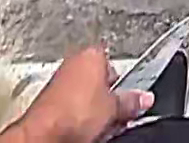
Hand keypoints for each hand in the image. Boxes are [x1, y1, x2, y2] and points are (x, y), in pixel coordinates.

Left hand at [5, 48, 152, 142]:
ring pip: (85, 96)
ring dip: (91, 110)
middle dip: (106, 100)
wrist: (43, 135)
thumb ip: (130, 101)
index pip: (115, 66)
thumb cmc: (74, 113)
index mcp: (93, 53)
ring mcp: (61, 80)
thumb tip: (145, 98)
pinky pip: (70, 107)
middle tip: (111, 118)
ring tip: (95, 127)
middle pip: (99, 81)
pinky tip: (79, 130)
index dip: (121, 87)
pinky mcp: (49, 100)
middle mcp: (76, 61)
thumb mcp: (112, 109)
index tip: (125, 104)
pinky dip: (76, 117)